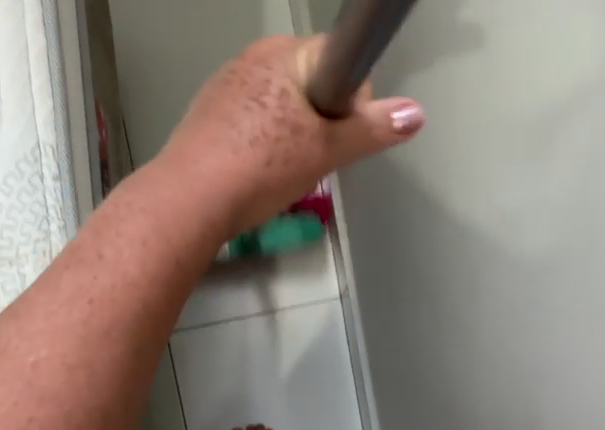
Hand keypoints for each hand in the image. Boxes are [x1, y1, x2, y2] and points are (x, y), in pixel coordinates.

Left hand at [154, 35, 425, 234]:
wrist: (189, 201)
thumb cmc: (260, 168)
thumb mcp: (325, 152)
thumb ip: (371, 130)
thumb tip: (414, 114)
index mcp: (285, 54)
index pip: (340, 60)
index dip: (353, 100)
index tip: (345, 134)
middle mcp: (253, 58)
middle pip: (309, 86)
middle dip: (320, 123)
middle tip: (313, 163)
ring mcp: (225, 86)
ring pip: (278, 109)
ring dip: (289, 138)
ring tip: (279, 175)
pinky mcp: (206, 117)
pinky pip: (248, 126)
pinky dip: (258, 147)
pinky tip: (254, 176)